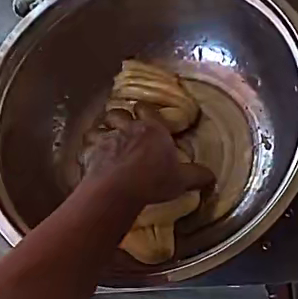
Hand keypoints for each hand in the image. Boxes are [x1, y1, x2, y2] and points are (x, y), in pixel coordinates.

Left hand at [80, 110, 214, 207]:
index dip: (145, 111)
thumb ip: (196, 176)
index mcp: (153, 129)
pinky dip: (87, 152)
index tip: (145, 115)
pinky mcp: (89, 154)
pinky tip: (91, 159)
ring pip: (98, 128)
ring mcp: (106, 139)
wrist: (119, 189)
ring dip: (100, 132)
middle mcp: (128, 128)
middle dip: (120, 118)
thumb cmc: (155, 180)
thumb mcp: (182, 180)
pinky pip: (85, 148)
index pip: (147, 109)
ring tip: (103, 141)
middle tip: (122, 126)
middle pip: (119, 113)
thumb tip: (212, 176)